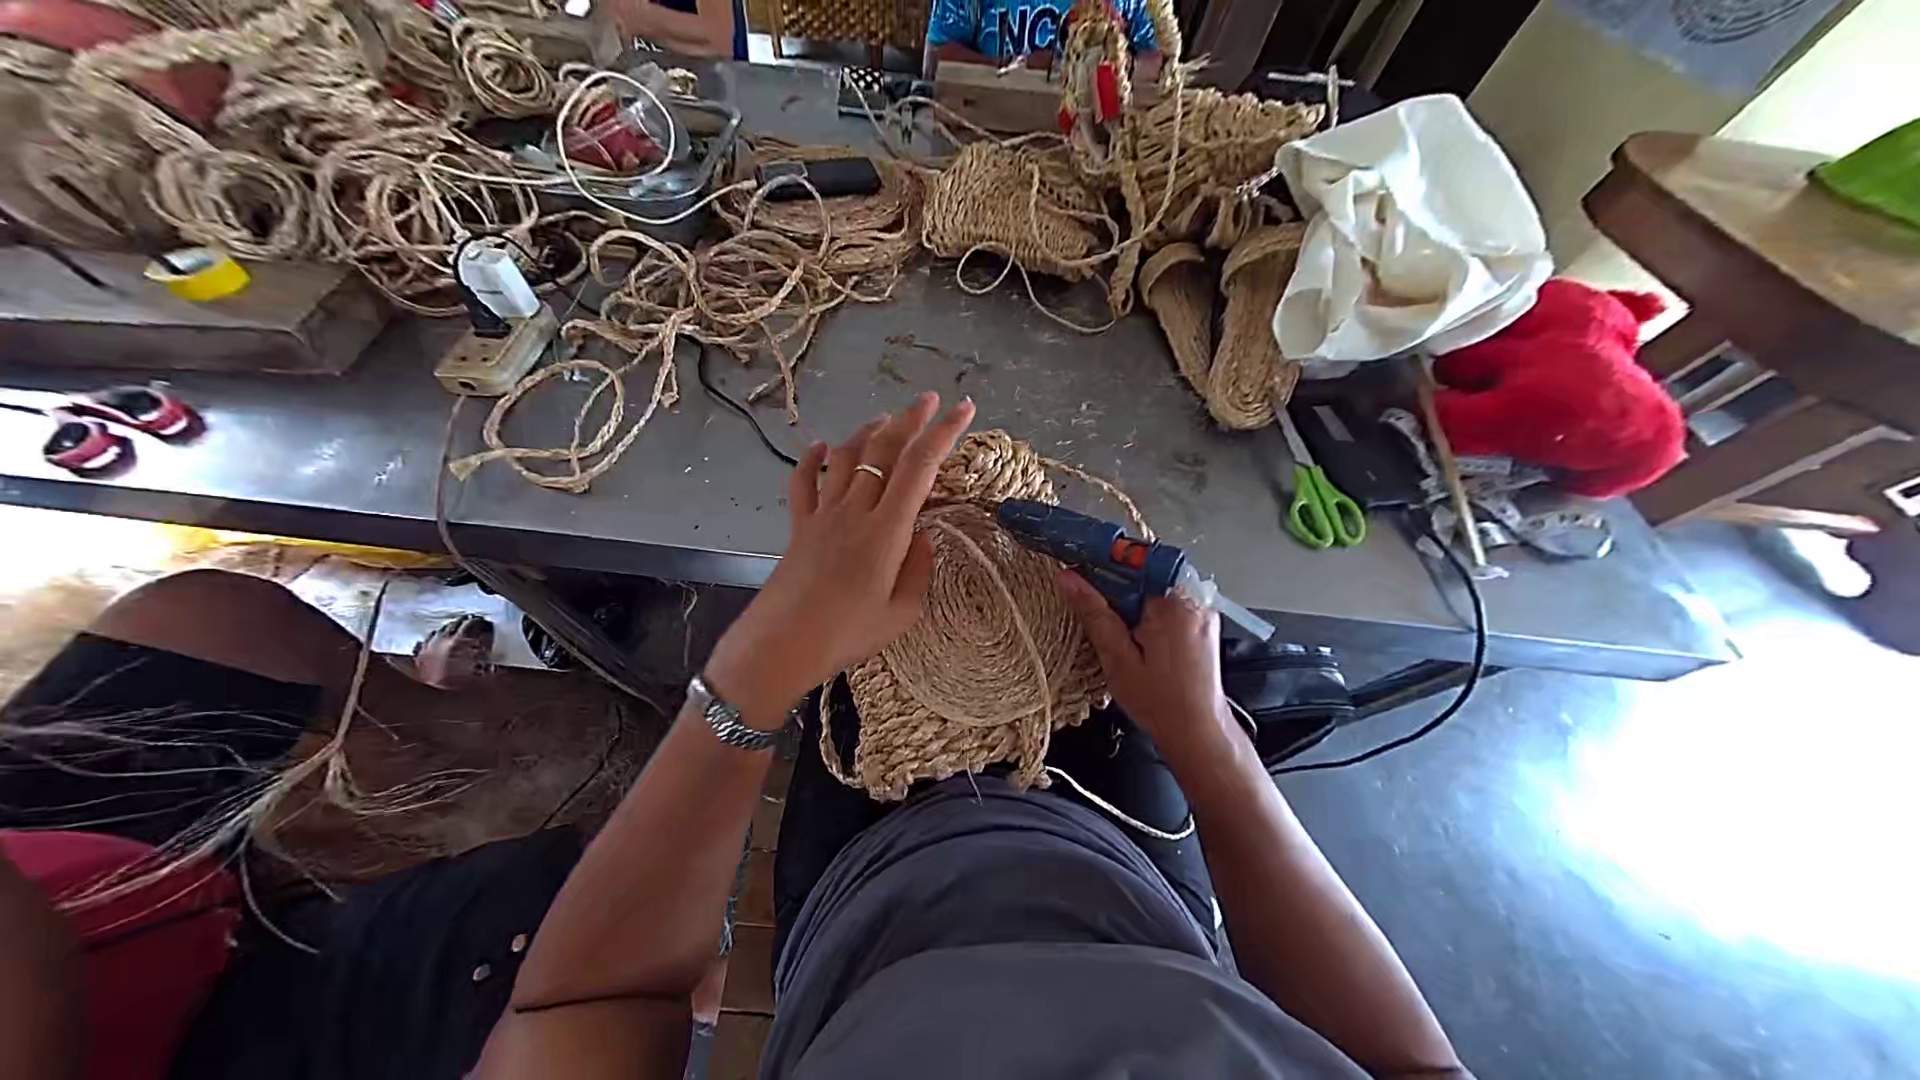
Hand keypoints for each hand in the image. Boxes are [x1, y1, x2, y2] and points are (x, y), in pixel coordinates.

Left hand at [704, 393, 975, 728]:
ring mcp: (822, 515)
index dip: (944, 433)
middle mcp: (854, 511)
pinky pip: (803, 482)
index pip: (919, 467)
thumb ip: (919, 569)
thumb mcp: (901, 613)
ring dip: (868, 431)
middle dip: (910, 419)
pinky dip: (811, 459)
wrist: (780, 647)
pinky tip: (819, 446)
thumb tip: (921, 535)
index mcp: (886, 532)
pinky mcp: (799, 526)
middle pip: (883, 449)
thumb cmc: (846, 635)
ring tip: (887, 419)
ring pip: (845, 456)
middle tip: (930, 400)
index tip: (964, 410)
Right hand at [1056, 571, 1239, 765]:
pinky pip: (1167, 596)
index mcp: (1174, 602)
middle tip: (1084, 587)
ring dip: (1127, 589)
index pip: (1135, 558)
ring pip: (1155, 581)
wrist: (1198, 732)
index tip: (1078, 559)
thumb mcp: (1117, 658)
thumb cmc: (1161, 703)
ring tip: (1104, 608)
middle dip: (1113, 574)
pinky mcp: (1199, 619)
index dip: (1102, 555)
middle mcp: (1192, 599)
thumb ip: (1094, 613)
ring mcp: (1199, 608)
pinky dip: (1144, 602)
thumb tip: (1069, 579)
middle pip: (1145, 566)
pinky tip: (1127, 622)